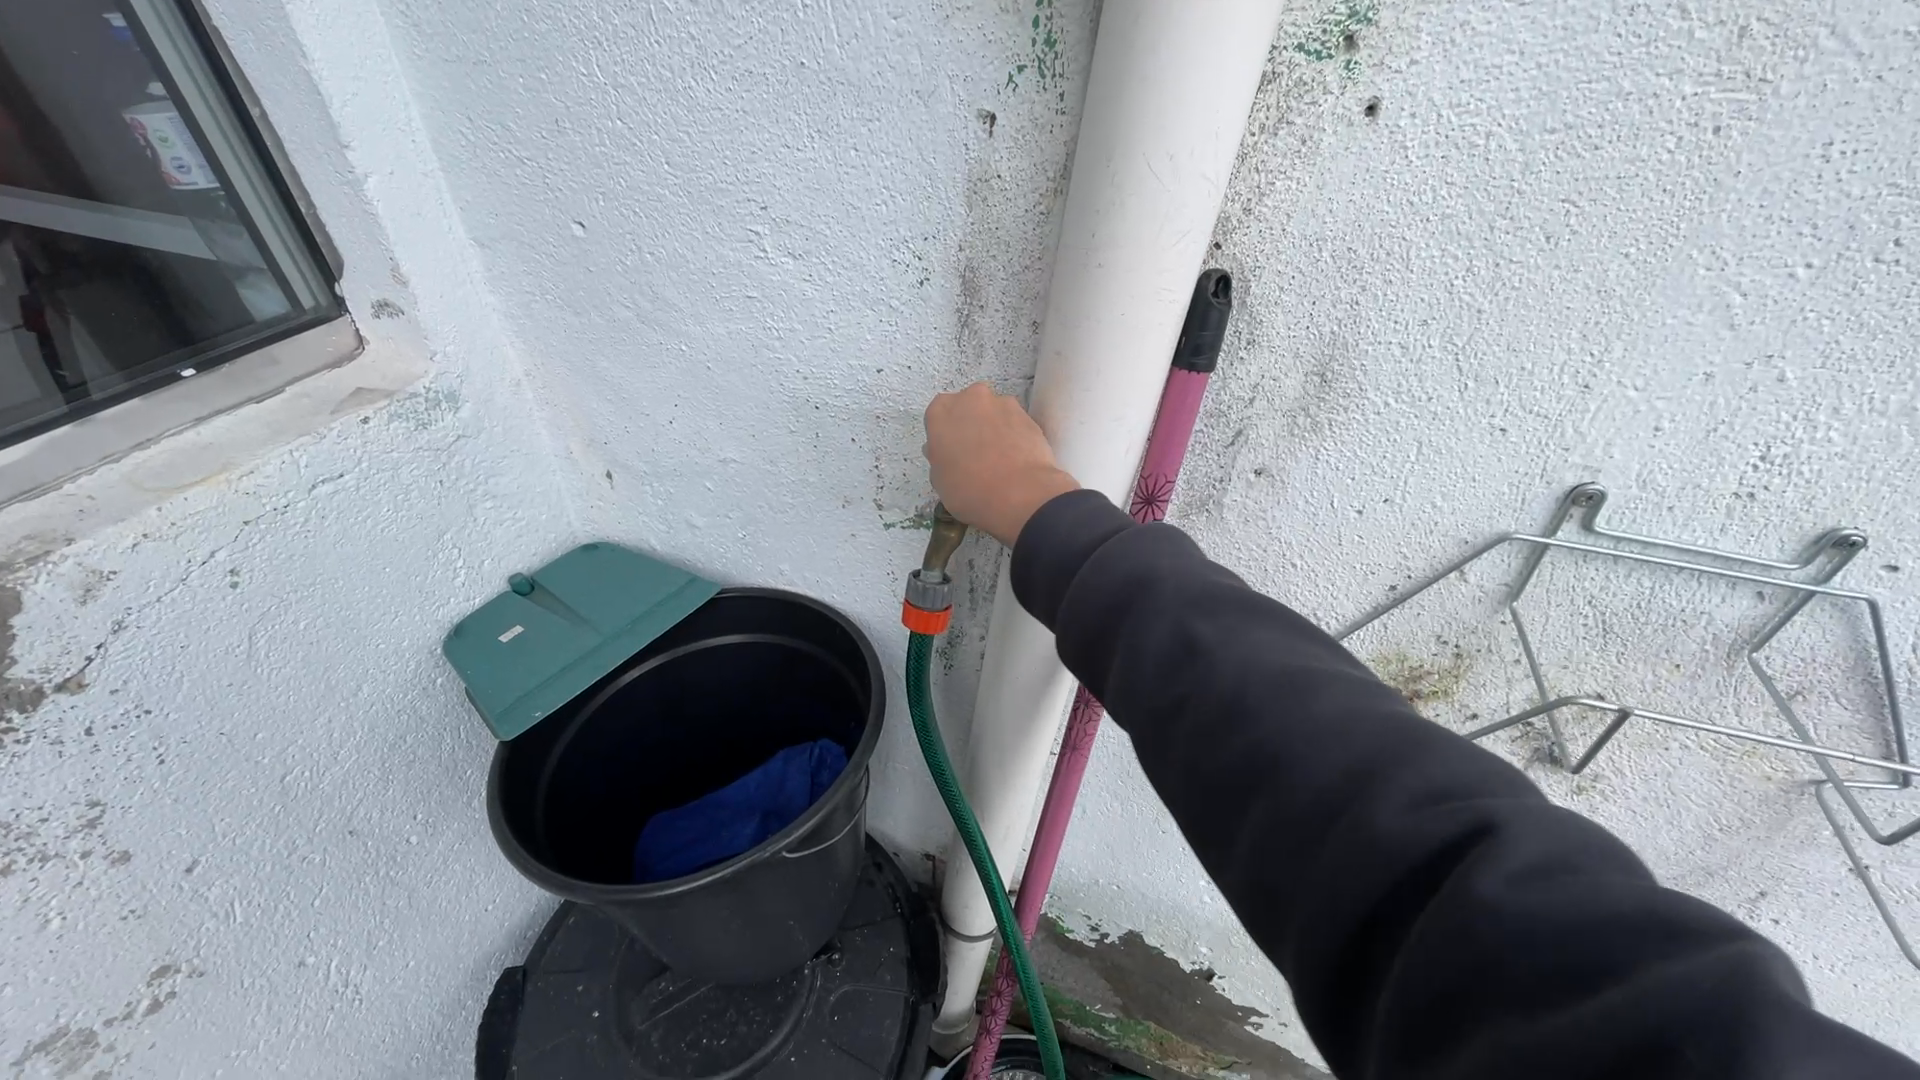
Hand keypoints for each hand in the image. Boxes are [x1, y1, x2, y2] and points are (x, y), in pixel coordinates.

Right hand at [923, 383, 1079, 545]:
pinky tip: (1017, 460)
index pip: (938, 416)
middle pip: (968, 407)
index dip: (945, 436)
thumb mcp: (939, 479)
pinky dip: (1015, 437)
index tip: (951, 453)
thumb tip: (947, 452)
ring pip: (995, 414)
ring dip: (995, 429)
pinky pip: (1016, 424)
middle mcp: (971, 397)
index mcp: (941, 410)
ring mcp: (1003, 403)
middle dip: (971, 425)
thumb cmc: (968, 489)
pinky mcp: (1029, 416)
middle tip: (975, 454)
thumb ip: (939, 457)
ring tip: (1001, 459)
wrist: (1018, 494)